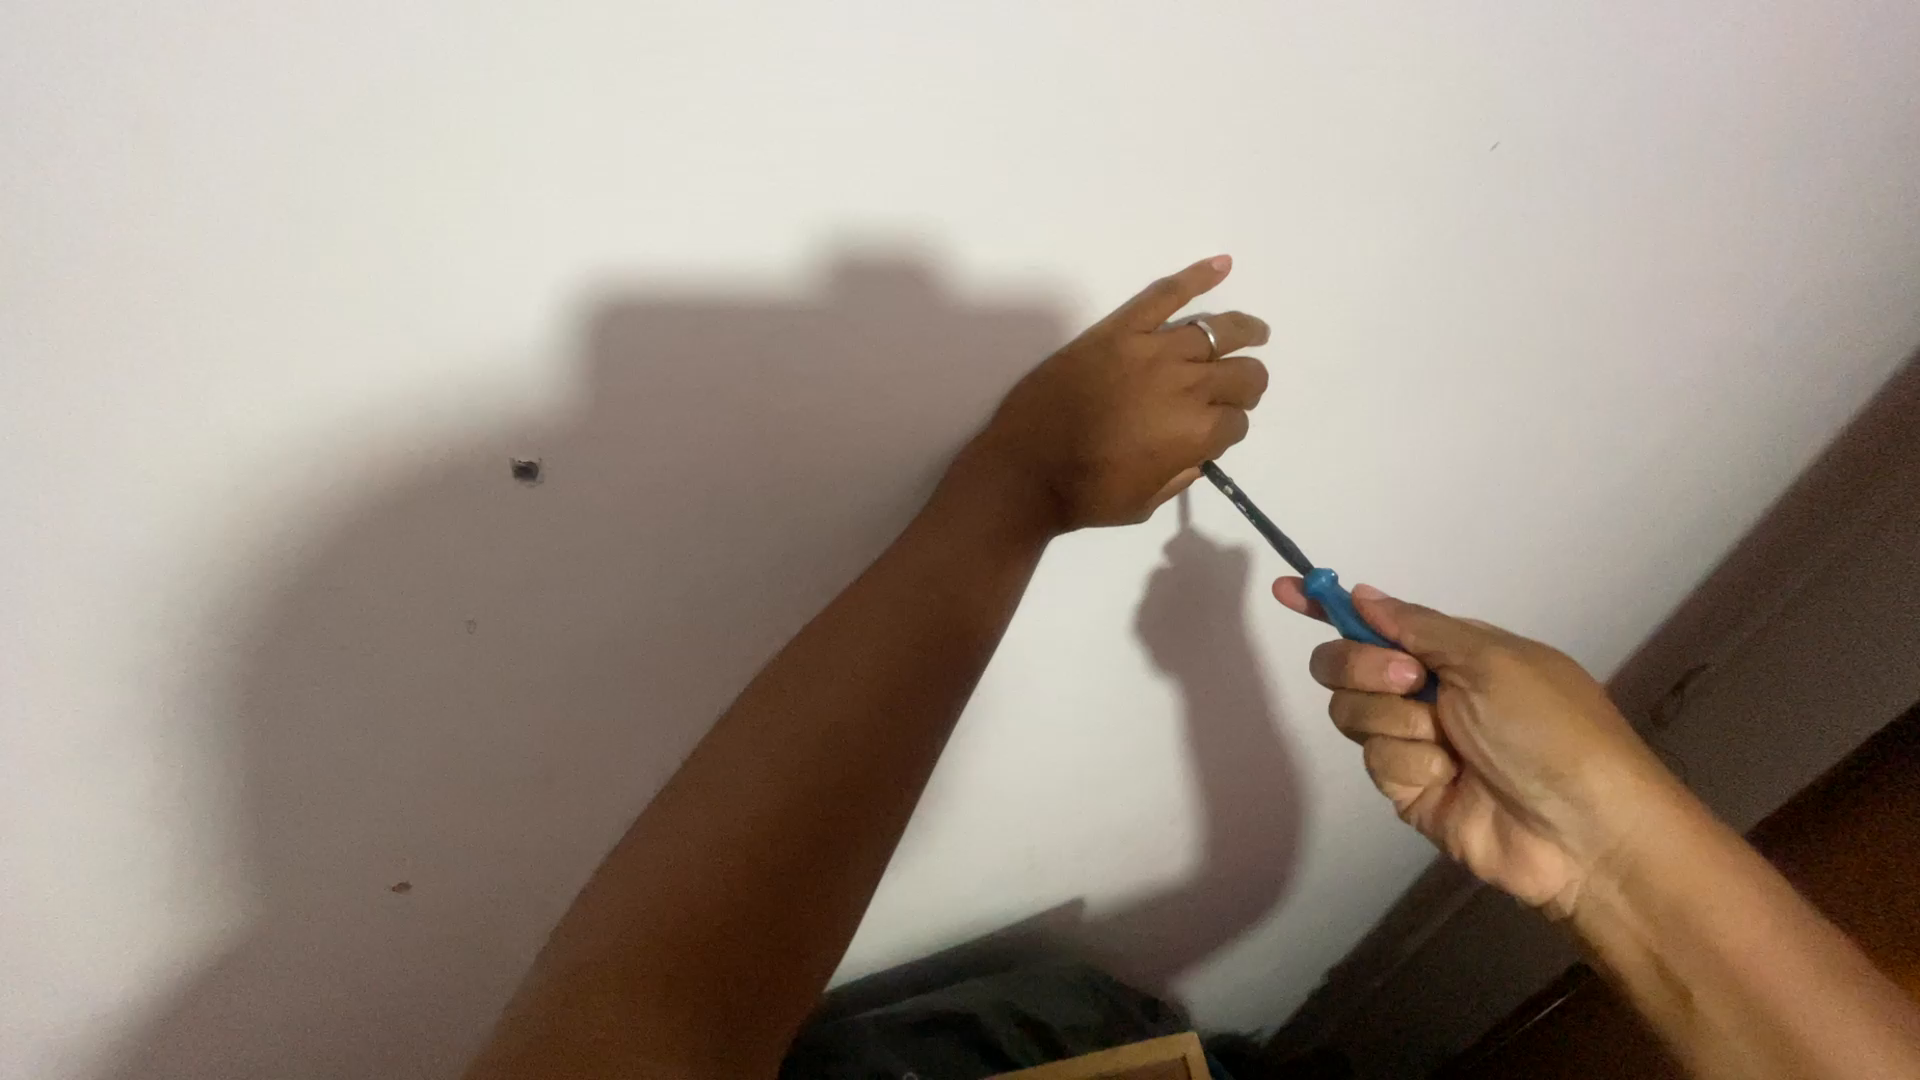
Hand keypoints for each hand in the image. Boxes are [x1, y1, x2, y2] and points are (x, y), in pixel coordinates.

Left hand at [963, 256, 1268, 532]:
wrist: (1023, 471)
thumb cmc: (1083, 496)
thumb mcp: (1145, 503)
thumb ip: (1180, 475)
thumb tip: (1199, 453)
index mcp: (1195, 433)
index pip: (1236, 422)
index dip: (1227, 430)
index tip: (1212, 434)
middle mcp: (1184, 385)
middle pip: (1240, 374)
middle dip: (1244, 386)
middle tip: (1235, 389)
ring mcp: (1150, 351)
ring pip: (1215, 330)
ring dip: (1242, 332)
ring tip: (1254, 333)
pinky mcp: (1118, 331)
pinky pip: (1164, 294)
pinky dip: (1197, 276)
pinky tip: (1223, 265)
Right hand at [1272, 580, 1691, 917]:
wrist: (1585, 832)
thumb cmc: (1549, 728)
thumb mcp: (1490, 659)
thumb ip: (1415, 625)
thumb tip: (1360, 594)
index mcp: (1449, 652)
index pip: (1373, 621)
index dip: (1326, 606)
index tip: (1286, 591)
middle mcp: (1422, 690)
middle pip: (1341, 661)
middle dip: (1363, 666)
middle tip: (1410, 680)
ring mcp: (1410, 738)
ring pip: (1349, 710)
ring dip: (1395, 720)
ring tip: (1445, 743)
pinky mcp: (1402, 784)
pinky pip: (1374, 758)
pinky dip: (1410, 763)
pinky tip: (1449, 778)